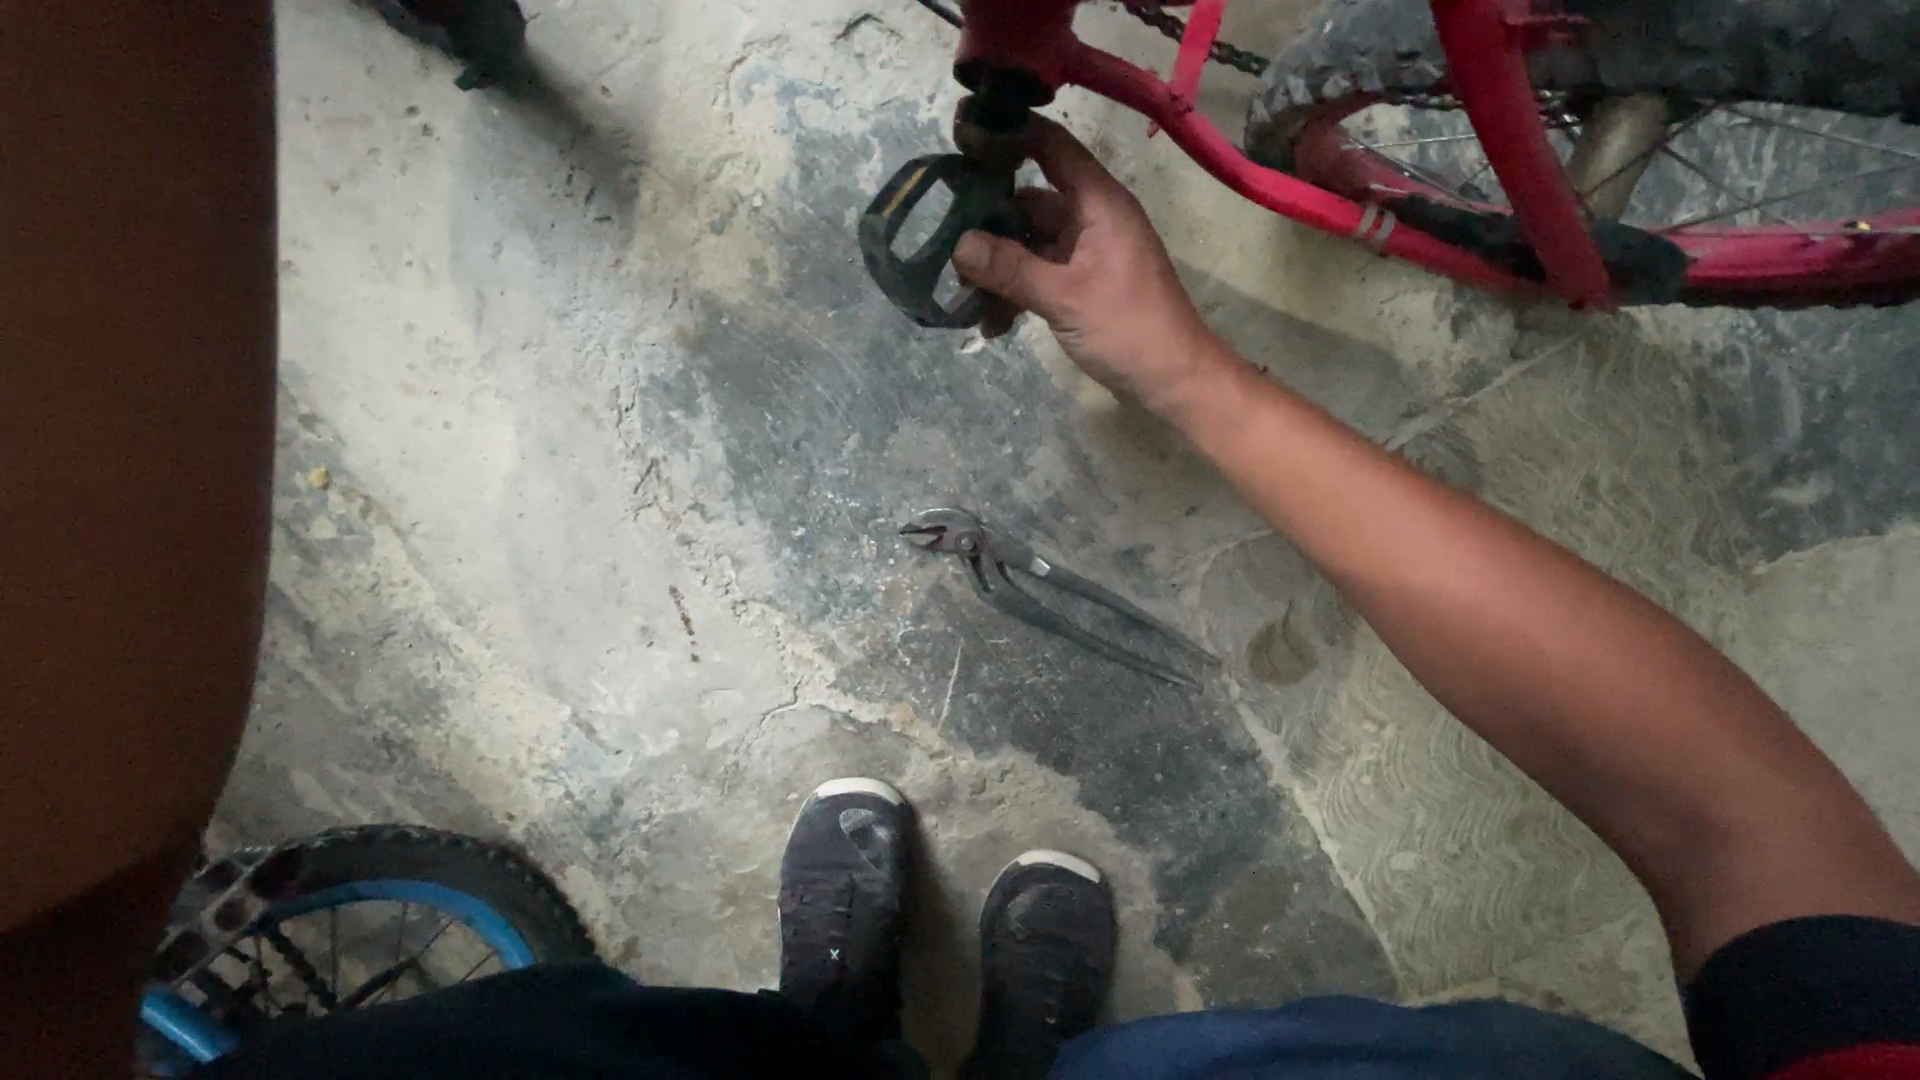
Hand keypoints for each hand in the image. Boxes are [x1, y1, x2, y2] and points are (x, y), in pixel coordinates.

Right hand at [951, 116, 1221, 413]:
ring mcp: (1085, 254)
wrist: (1172, 379)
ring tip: (961, 292)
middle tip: (943, 235)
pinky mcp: (1080, 286)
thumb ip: (1011, 269)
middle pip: (1029, 200)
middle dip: (988, 221)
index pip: (1051, 147)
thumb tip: (958, 244)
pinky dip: (1015, 293)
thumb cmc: (1129, 328)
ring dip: (997, 267)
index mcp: (1098, 202)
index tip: (961, 138)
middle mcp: (1091, 219)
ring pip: (1029, 244)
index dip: (1009, 135)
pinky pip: (1038, 276)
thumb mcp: (1065, 297)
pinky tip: (991, 323)